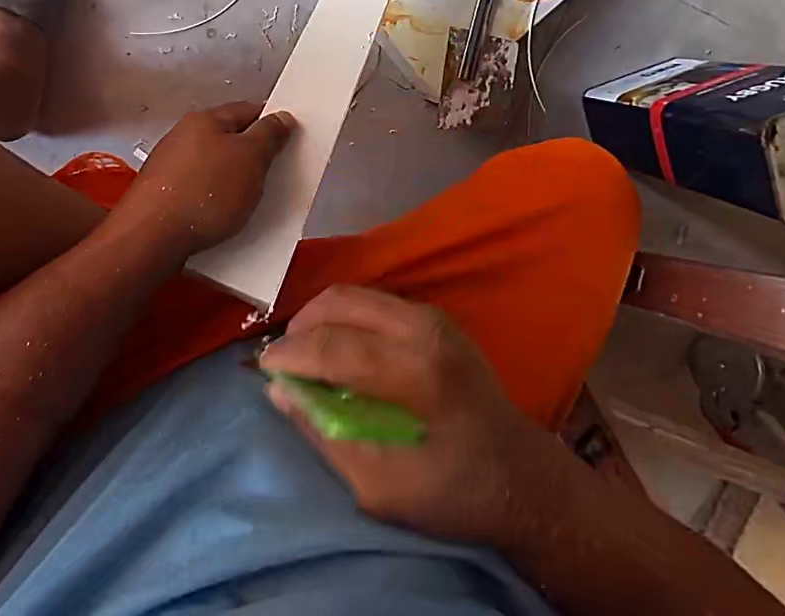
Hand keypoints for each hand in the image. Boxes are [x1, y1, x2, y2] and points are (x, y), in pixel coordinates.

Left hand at [115, 102, 293, 256]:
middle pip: (230, 140)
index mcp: (205, 120)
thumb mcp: (252, 158)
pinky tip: (222, 216)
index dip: (272, 123)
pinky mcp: (162, 195)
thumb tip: (280, 118)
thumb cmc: (205, 193)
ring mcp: (169, 166)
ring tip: (248, 200)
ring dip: (233, 181)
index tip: (289, 140)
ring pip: (215, 167)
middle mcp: (183, 137)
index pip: (249, 110)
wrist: (150, 240)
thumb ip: (270, 134)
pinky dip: (215, 200)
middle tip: (272, 174)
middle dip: (253, 156)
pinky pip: (200, 190)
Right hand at [258, 286, 569, 548]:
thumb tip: (280, 391)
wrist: (520, 473)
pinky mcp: (436, 317)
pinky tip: (339, 348)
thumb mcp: (381, 487)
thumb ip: (326, 435)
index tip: (263, 371)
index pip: (335, 344)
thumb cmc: (454, 491)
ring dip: (321, 318)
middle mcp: (425, 328)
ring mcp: (434, 316)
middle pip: (342, 301)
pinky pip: (375, 300)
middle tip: (284, 363)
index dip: (290, 355)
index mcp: (417, 371)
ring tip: (306, 356)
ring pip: (357, 293)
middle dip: (301, 327)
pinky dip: (345, 317)